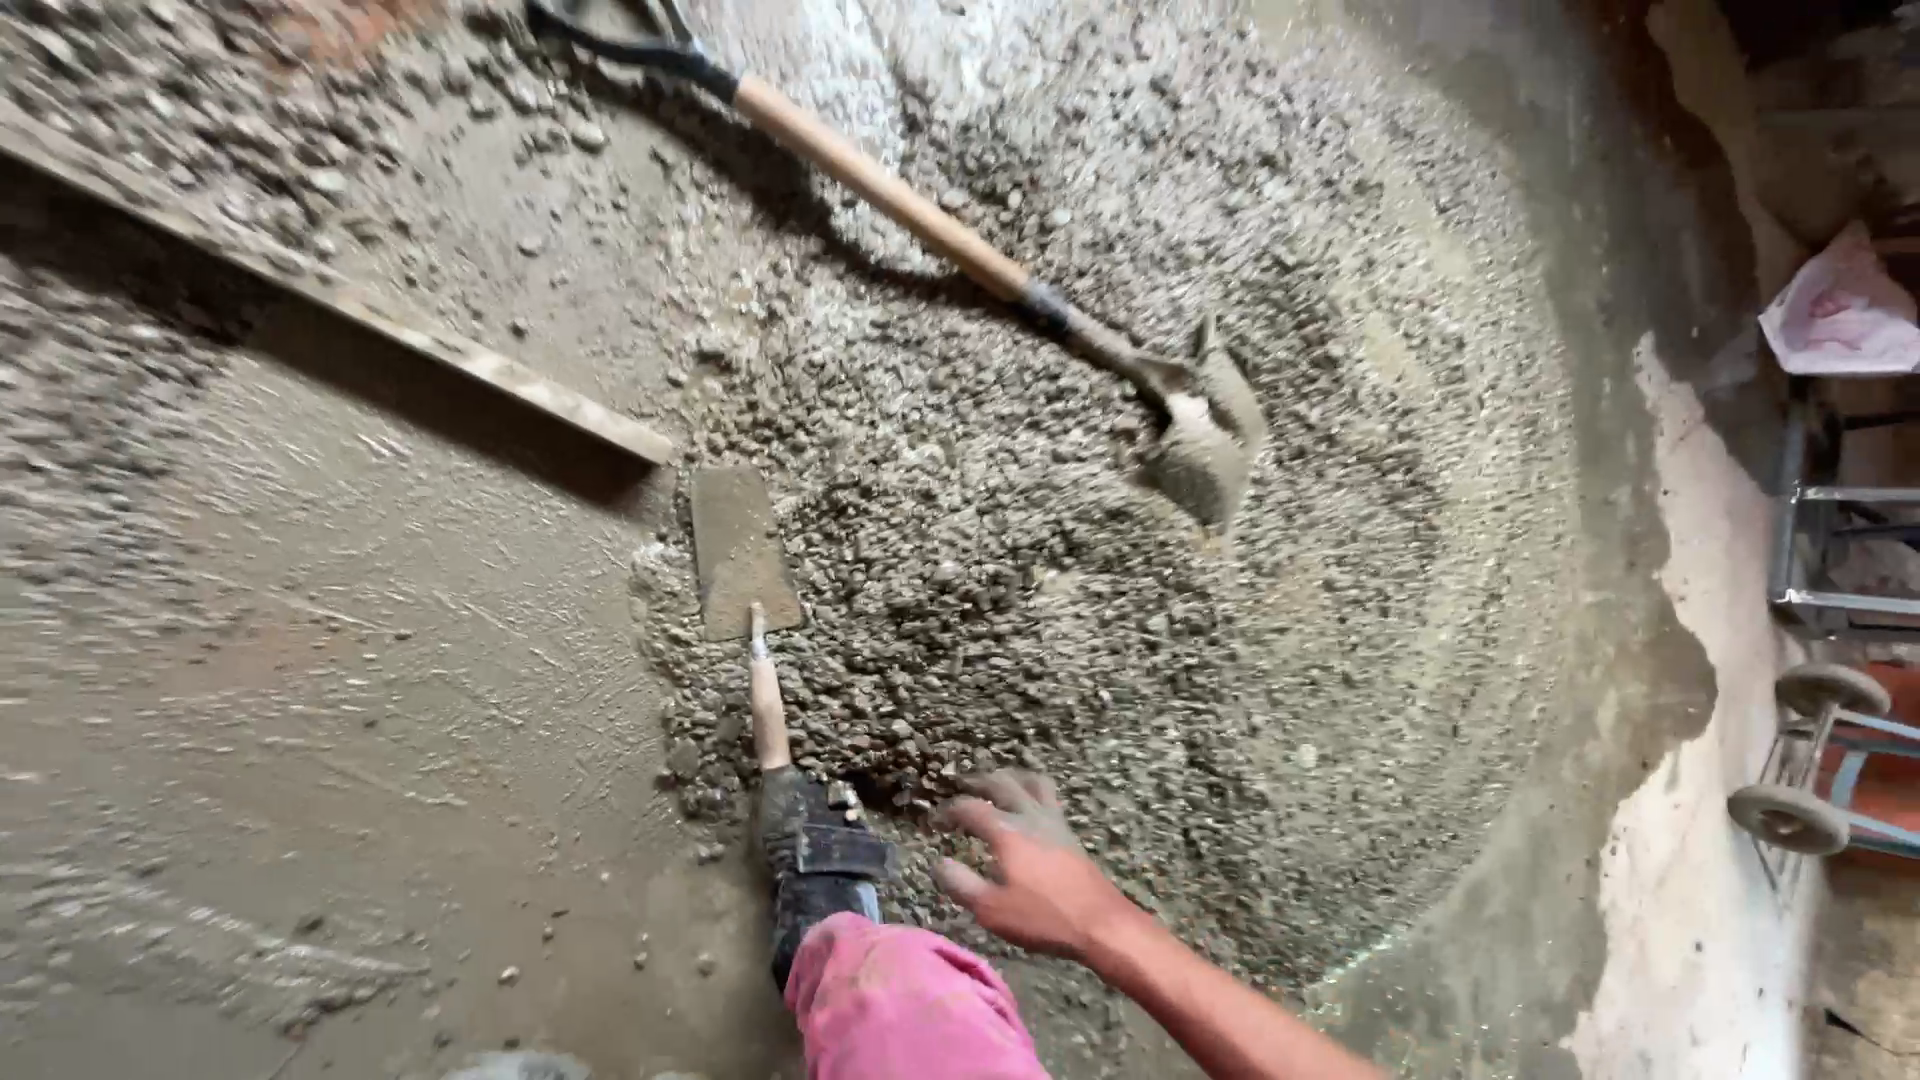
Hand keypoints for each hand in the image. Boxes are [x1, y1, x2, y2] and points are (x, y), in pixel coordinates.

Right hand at [932, 770, 1141, 962]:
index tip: (937, 822)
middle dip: (978, 781)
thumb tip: (938, 863)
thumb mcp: (992, 909)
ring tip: (999, 780)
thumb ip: (961, 884)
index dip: (950, 811)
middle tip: (964, 784)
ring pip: (1030, 782)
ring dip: (1010, 776)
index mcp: (1006, 832)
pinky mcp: (1068, 832)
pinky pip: (1048, 795)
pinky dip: (1032, 788)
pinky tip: (1030, 803)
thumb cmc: (1042, 917)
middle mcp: (1029, 816)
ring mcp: (1053, 820)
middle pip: (1001, 783)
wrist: (1099, 922)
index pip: (971, 808)